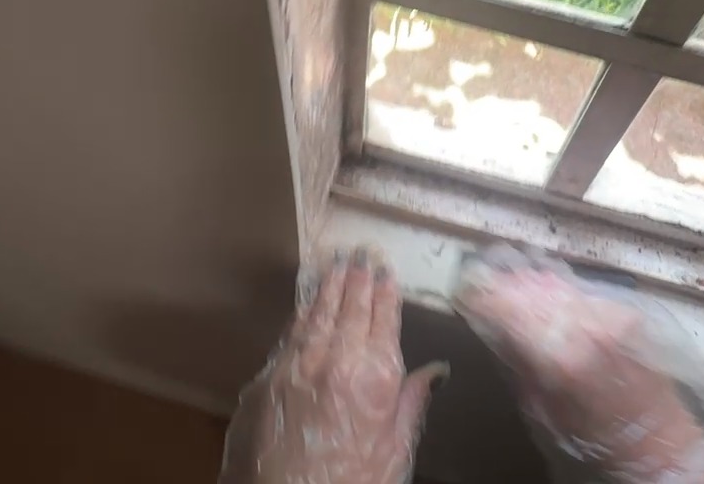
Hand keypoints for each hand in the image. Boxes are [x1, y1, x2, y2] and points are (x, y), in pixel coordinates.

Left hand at [223, 247, 447, 483]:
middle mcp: (335, 359)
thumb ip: (411, 403)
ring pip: (316, 312)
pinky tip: (306, 303)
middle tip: (360, 250)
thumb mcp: (394, 453)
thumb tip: (437, 371)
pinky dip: (301, 314)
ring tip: (335, 262)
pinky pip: (290, 335)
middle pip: (350, 307)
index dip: (385, 290)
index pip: (384, 318)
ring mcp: (297, 365)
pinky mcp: (266, 378)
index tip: (385, 267)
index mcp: (374, 375)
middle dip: (357, 276)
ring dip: (327, 285)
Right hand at [454, 246, 703, 483]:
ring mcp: (608, 310)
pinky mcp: (624, 306)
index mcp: (559, 355)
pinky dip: (556, 285)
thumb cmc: (595, 440)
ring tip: (509, 276)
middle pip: (529, 284)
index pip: (506, 305)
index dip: (479, 292)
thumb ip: (515, 361)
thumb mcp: (540, 411)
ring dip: (528, 277)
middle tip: (482, 274)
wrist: (659, 444)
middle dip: (502, 279)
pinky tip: (544, 288)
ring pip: (554, 278)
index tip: (464, 286)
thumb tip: (489, 322)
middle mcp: (585, 323)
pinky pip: (577, 286)